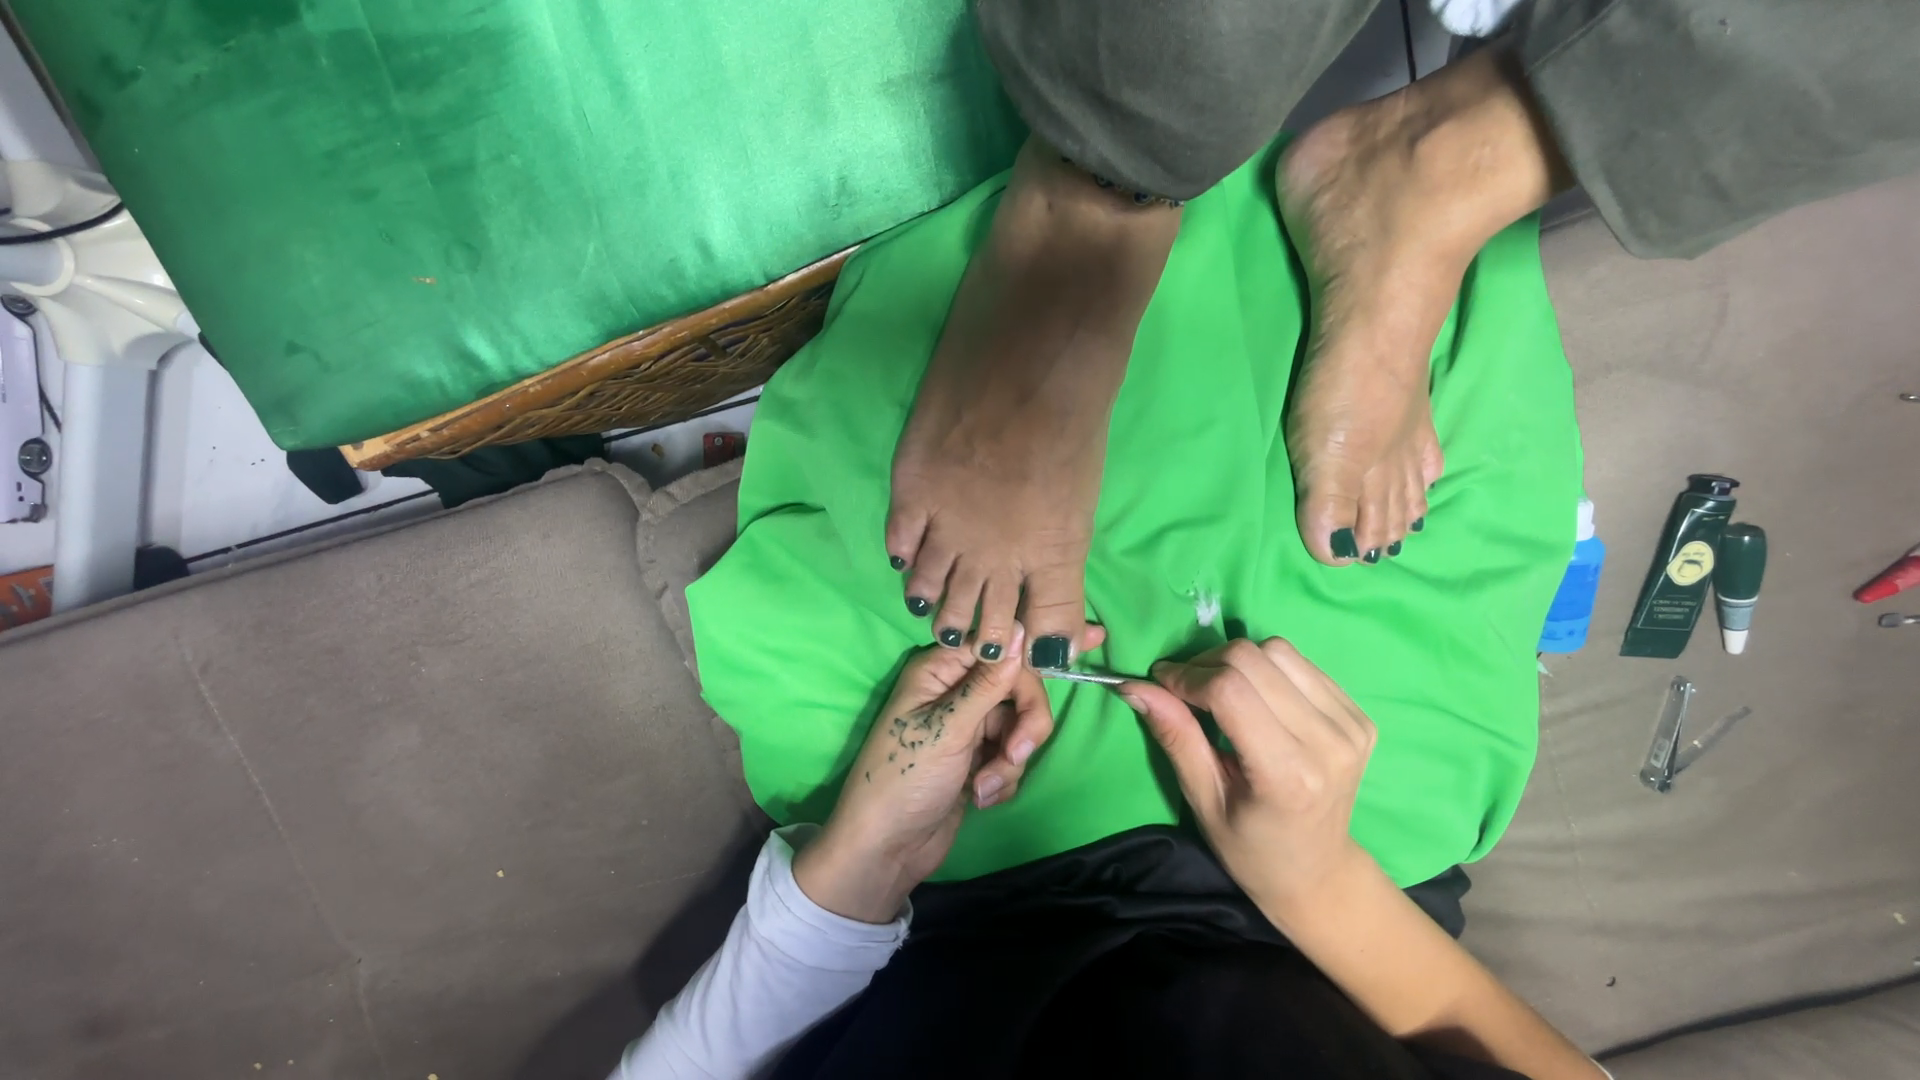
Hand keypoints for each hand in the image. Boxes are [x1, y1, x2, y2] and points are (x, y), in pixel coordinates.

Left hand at [794, 624, 1056, 921]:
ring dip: (1010, 761)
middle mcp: (955, 690)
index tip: (1072, 659)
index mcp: (939, 670)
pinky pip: (1012, 755)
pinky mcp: (977, 757)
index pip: (999, 647)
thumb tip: (1017, 628)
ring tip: (983, 788)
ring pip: (1019, 726)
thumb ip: (987, 683)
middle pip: (1017, 687)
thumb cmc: (905, 780)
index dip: (1029, 659)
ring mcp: (967, 725)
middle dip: (1024, 725)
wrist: (887, 851)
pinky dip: (1004, 777)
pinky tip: (980, 798)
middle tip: (1015, 755)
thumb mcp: (948, 729)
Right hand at [1121, 638, 1377, 919]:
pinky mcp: (1360, 716)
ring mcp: (1350, 726)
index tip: (1162, 683)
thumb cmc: (1250, 847)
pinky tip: (1256, 698)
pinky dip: (1267, 669)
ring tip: (1220, 691)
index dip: (1187, 676)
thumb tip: (1135, 686)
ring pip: (1277, 651)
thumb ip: (1175, 736)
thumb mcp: (1202, 799)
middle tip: (1184, 688)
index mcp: (1287, 773)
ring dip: (1238, 662)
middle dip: (1206, 664)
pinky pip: (1301, 663)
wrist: (1317, 872)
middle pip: (1253, 659)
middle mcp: (1328, 742)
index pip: (1230, 690)